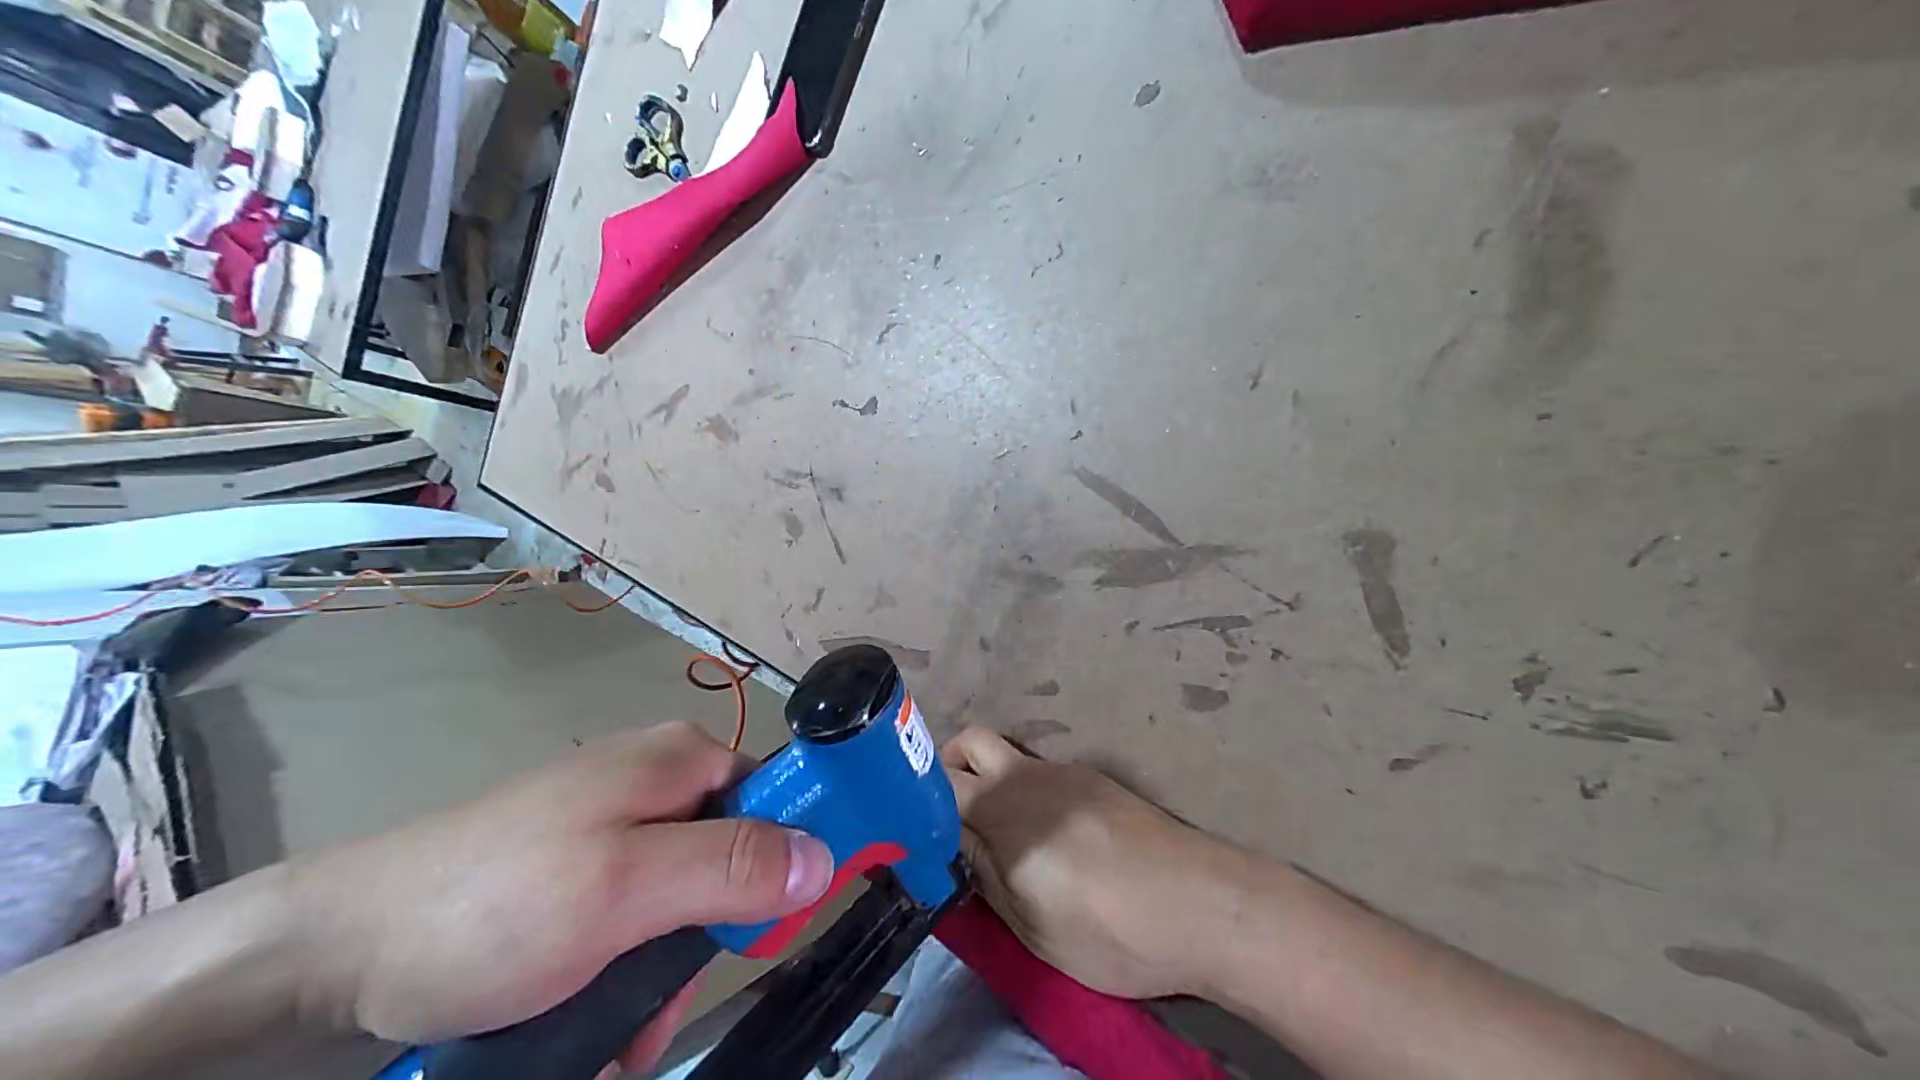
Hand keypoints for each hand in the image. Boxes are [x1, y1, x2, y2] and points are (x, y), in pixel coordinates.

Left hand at [286, 722, 834, 1066]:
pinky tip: (597, 1014)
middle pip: (730, 851)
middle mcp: (656, 778)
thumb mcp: (628, 888)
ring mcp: (613, 820)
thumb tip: (824, 856)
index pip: (775, 795)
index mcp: (681, 758)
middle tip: (666, 1001)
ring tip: (620, 1030)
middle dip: (709, 934)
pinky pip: (636, 909)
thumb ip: (732, 866)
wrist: (336, 952)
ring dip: (665, 965)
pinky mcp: (578, 863)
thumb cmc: (498, 905)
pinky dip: (628, 964)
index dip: (785, 858)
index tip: (766, 930)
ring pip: (683, 892)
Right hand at [942, 727, 1256, 999]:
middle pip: (969, 742)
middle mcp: (1028, 775)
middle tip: (954, 820)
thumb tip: (953, 845)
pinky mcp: (1097, 779)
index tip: (919, 833)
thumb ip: (983, 875)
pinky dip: (1028, 791)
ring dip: (992, 781)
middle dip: (949, 770)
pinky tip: (1052, 835)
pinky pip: (1043, 771)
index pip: (937, 783)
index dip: (919, 804)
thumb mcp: (1031, 926)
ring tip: (1005, 836)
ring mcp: (1066, 772)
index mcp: (1003, 810)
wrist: (1203, 905)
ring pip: (1008, 755)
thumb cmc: (1110, 929)